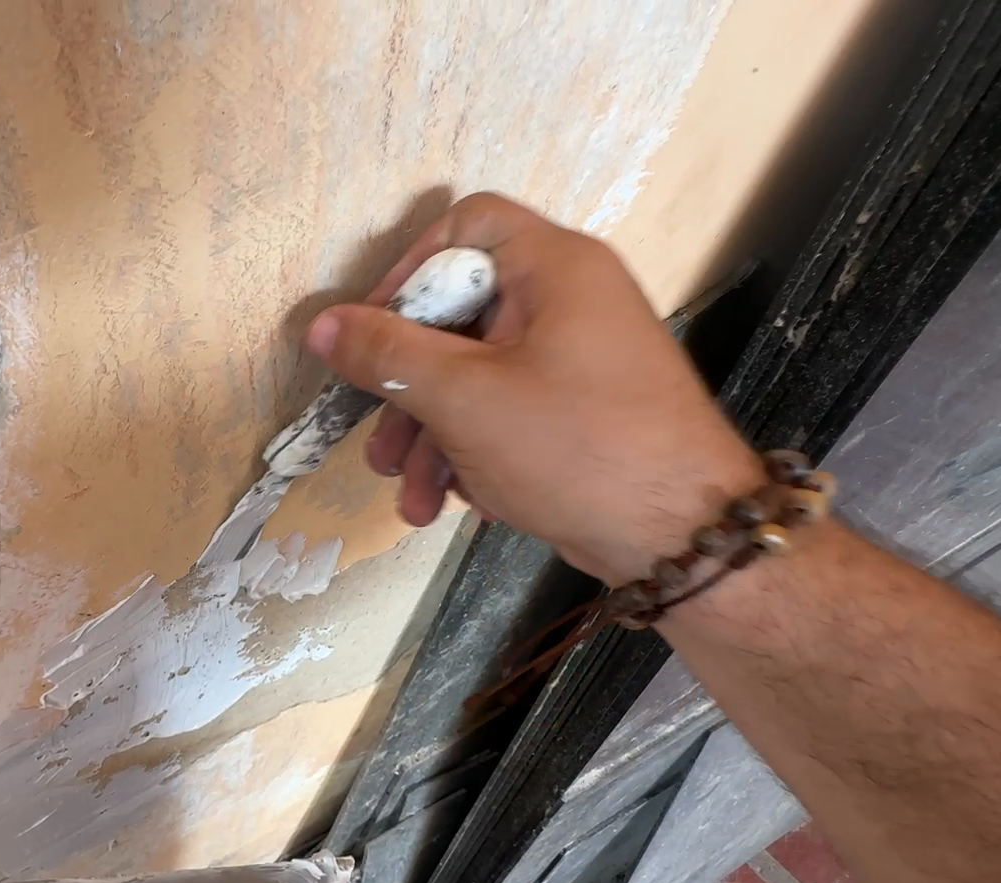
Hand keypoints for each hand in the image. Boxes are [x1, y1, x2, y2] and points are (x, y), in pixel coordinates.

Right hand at [305, 193, 765, 585]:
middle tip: (380, 444)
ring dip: (426, 439)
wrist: (678, 538)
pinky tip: (451, 501)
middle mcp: (563, 303)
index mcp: (553, 269)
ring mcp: (566, 360)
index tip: (373, 334)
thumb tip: (321, 326)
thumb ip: (385, 355)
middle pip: (454, 318)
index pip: (465, 226)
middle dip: (405, 391)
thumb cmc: (573, 448)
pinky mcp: (567, 411)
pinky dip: (464, 453)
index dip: (408, 273)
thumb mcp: (462, 398)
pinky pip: (495, 413)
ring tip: (411, 498)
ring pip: (467, 378)